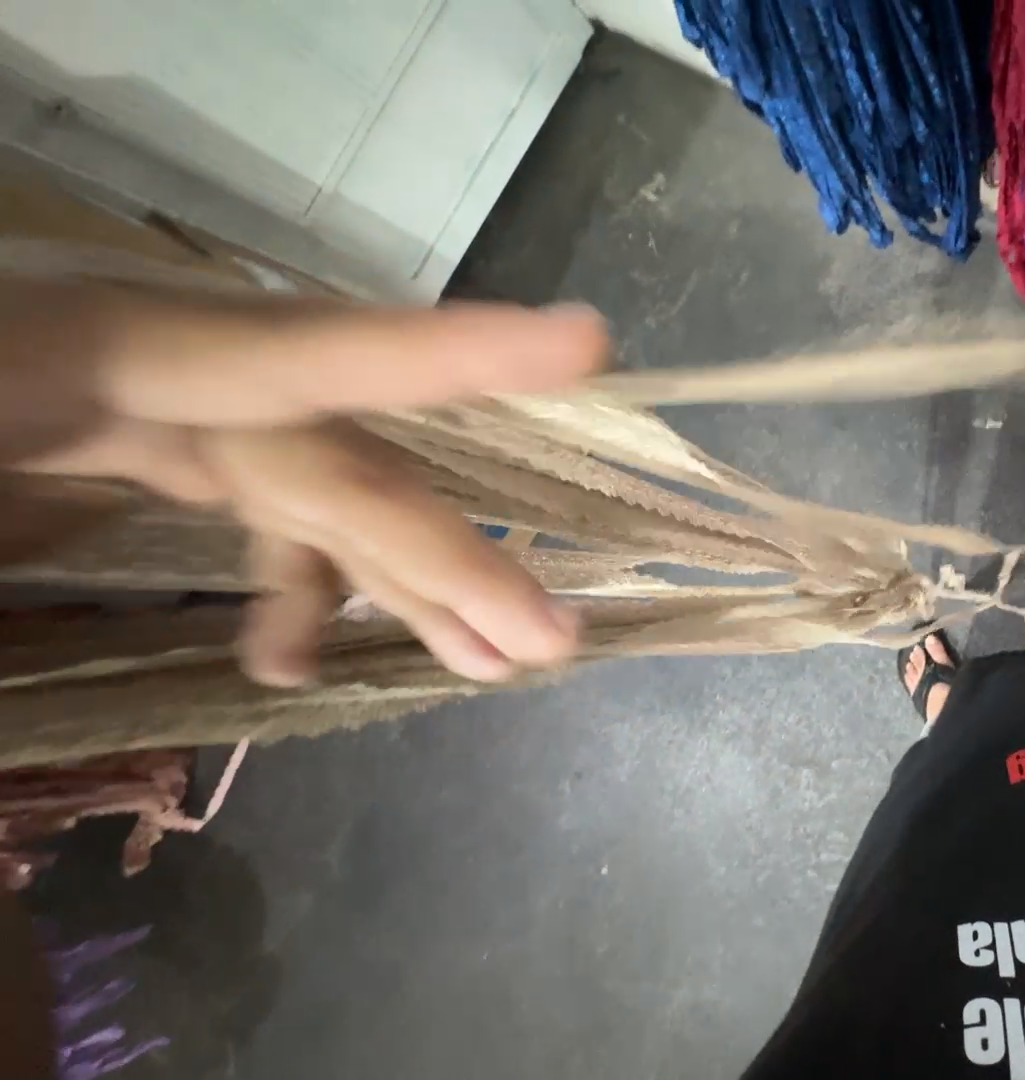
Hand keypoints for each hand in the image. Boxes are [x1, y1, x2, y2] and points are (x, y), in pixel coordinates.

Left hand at [0, 278, 608, 684]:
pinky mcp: (146, 441)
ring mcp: (160, 407)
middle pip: (353, 466)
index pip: (309, 356)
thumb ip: (37, 573)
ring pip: (331, 497)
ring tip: (493, 667)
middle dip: (456, 559)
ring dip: (414, 586)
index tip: (589, 346)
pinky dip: (298, 579)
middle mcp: (159, 368)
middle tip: (552, 639)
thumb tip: (43, 748)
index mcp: (89, 350)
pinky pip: (260, 509)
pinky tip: (297, 660)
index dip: (458, 354)